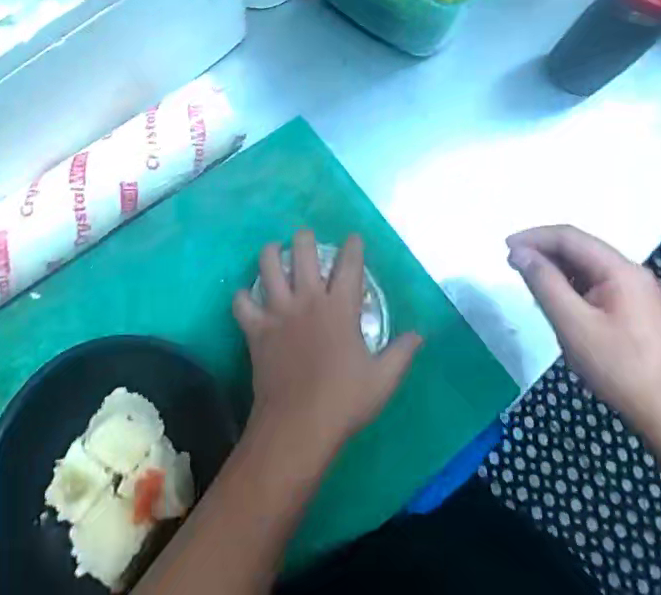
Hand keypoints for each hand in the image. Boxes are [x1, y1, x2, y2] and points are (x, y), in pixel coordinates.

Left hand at [233, 230, 421, 453]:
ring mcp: (278, 311)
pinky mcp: (255, 328)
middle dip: (304, 238)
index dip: (353, 247)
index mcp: (341, 308)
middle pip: (302, 252)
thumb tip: (419, 334)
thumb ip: (401, 353)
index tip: (353, 237)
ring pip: (268, 266)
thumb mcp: (383, 379)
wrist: (299, 422)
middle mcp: (308, 300)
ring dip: (270, 254)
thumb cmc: (345, 400)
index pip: (349, 266)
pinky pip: (242, 302)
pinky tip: (246, 296)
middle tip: (305, 237)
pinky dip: (242, 296)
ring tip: (273, 250)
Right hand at [506, 225, 660, 433]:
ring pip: (590, 270)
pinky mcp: (642, 316)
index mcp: (622, 271)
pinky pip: (600, 288)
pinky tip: (559, 305)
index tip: (504, 248)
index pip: (570, 238)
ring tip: (530, 284)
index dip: (534, 237)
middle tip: (512, 265)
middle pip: (581, 250)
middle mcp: (635, 276)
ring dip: (557, 271)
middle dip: (544, 253)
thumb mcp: (574, 325)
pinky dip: (573, 288)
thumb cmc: (622, 369)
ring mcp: (642, 297)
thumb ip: (544, 283)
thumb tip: (520, 252)